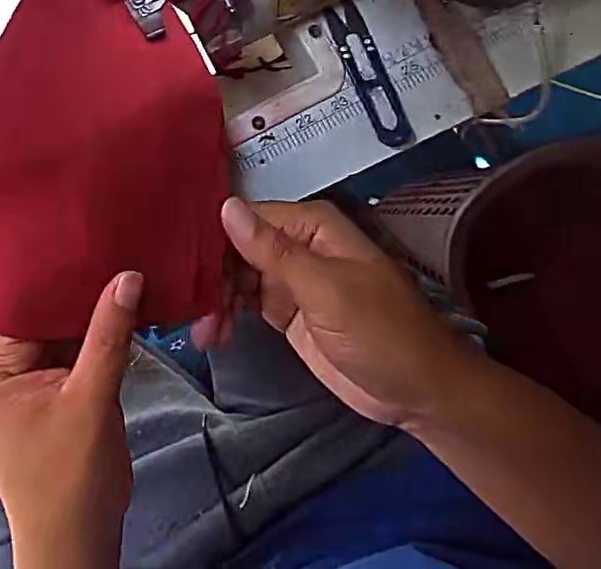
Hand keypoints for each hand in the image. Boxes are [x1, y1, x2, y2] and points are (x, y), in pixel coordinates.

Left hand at [0, 270, 140, 568]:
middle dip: (81, 289)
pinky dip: (103, 332)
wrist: (81, 544)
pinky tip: (127, 303)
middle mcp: (7, 369)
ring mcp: (35, 378)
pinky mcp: (62, 388)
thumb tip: (127, 277)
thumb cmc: (69, 481)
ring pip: (67, 329)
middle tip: (113, 245)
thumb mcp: (89, 401)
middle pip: (47, 314)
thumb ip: (107, 335)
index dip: (57, 277)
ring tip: (123, 262)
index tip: (89, 241)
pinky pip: (81, 347)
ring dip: (95, 309)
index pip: (23, 306)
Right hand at [195, 198, 470, 429]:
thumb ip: (273, 251)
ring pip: (237, 277)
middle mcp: (295, 245)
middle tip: (193, 309)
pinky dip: (228, 316)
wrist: (419, 393)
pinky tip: (213, 334)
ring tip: (203, 332)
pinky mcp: (286, 311)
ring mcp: (290, 279)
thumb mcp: (326, 290)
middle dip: (213, 276)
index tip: (181, 260)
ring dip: (217, 300)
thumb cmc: (382, 332)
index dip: (215, 237)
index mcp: (309, 226)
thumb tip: (227, 207)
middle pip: (237, 248)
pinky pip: (246, 303)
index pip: (248, 219)